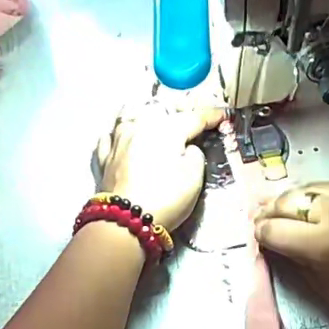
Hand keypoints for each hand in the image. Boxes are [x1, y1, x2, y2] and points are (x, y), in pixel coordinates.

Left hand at [96, 101, 224, 230]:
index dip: (213, 116)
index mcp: (167, 128)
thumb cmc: (166, 197)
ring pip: (129, 114)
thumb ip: (194, 155)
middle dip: (176, 111)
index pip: (195, 117)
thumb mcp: (195, 177)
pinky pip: (110, 136)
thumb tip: (186, 149)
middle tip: (188, 122)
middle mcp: (140, 126)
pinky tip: (122, 137)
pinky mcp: (104, 157)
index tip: (224, 115)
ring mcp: (118, 140)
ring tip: (151, 120)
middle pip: (160, 108)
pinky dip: (118, 133)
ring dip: (143, 114)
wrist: (127, 220)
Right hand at [254, 183, 328, 328]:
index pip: (275, 229)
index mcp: (323, 242)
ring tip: (284, 205)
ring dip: (296, 198)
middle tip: (259, 215)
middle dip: (271, 208)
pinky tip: (321, 207)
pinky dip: (324, 198)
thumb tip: (275, 243)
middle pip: (290, 200)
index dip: (260, 233)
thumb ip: (296, 261)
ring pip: (313, 187)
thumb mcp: (326, 290)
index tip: (255, 234)